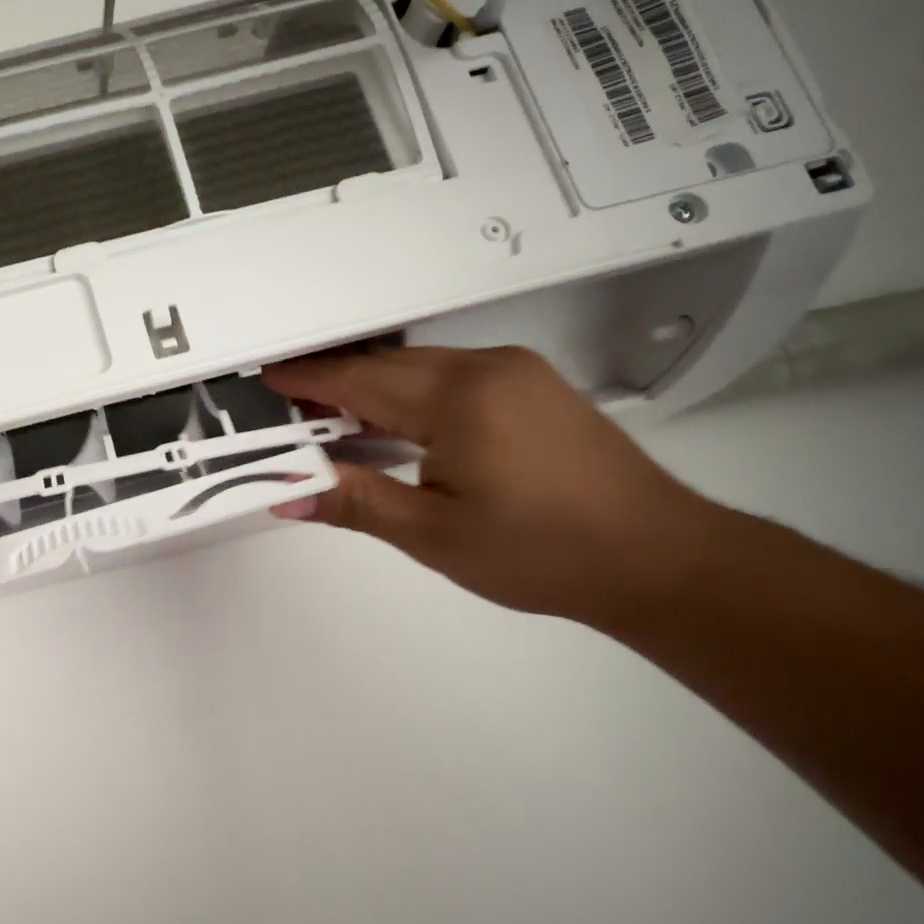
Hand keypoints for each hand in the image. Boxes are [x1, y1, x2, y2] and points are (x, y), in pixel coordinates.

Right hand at [263, 346, 720, 627]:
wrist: (657, 557)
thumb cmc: (540, 551)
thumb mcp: (433, 534)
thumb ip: (355, 503)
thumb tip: (285, 493)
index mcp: (457, 397)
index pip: (359, 379)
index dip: (307, 380)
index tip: (265, 380)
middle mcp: (487, 367)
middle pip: (388, 366)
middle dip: (334, 382)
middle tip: (288, 408)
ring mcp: (518, 373)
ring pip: (421, 369)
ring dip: (373, 389)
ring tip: (331, 420)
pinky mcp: (536, 388)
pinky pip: (454, 377)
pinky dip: (411, 395)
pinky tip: (395, 425)